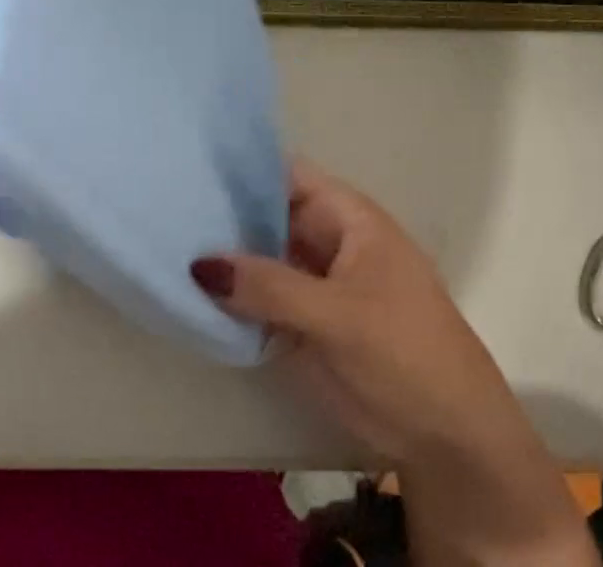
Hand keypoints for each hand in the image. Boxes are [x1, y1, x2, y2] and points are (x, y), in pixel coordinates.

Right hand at [189, 161, 528, 469]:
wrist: (447, 440)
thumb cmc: (407, 357)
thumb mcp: (339, 316)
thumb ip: (268, 286)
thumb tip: (197, 264)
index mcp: (349, 220)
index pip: (285, 174)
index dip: (239, 164)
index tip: (182, 161)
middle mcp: (325, 241)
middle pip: (263, 211)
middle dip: (216, 208)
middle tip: (155, 202)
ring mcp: (310, 282)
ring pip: (254, 254)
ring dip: (215, 252)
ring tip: (155, 238)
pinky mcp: (297, 320)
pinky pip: (253, 295)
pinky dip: (223, 292)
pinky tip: (179, 285)